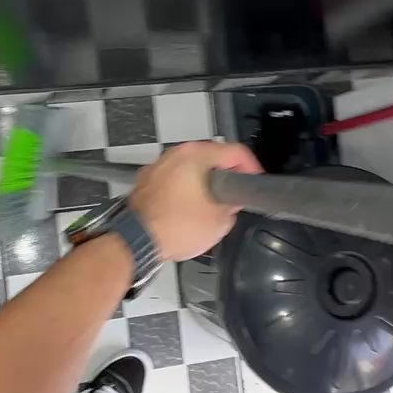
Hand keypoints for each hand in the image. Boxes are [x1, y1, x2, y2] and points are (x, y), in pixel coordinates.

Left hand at [126, 140, 262, 261]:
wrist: (136, 241)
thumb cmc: (176, 226)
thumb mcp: (220, 220)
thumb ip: (233, 204)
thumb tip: (231, 200)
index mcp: (197, 154)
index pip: (236, 151)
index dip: (252, 168)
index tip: (255, 183)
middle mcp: (176, 153)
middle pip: (212, 157)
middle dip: (227, 176)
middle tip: (235, 196)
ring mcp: (158, 165)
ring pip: (191, 169)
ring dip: (204, 183)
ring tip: (212, 206)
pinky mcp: (146, 181)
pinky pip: (173, 180)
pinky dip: (184, 190)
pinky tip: (187, 210)